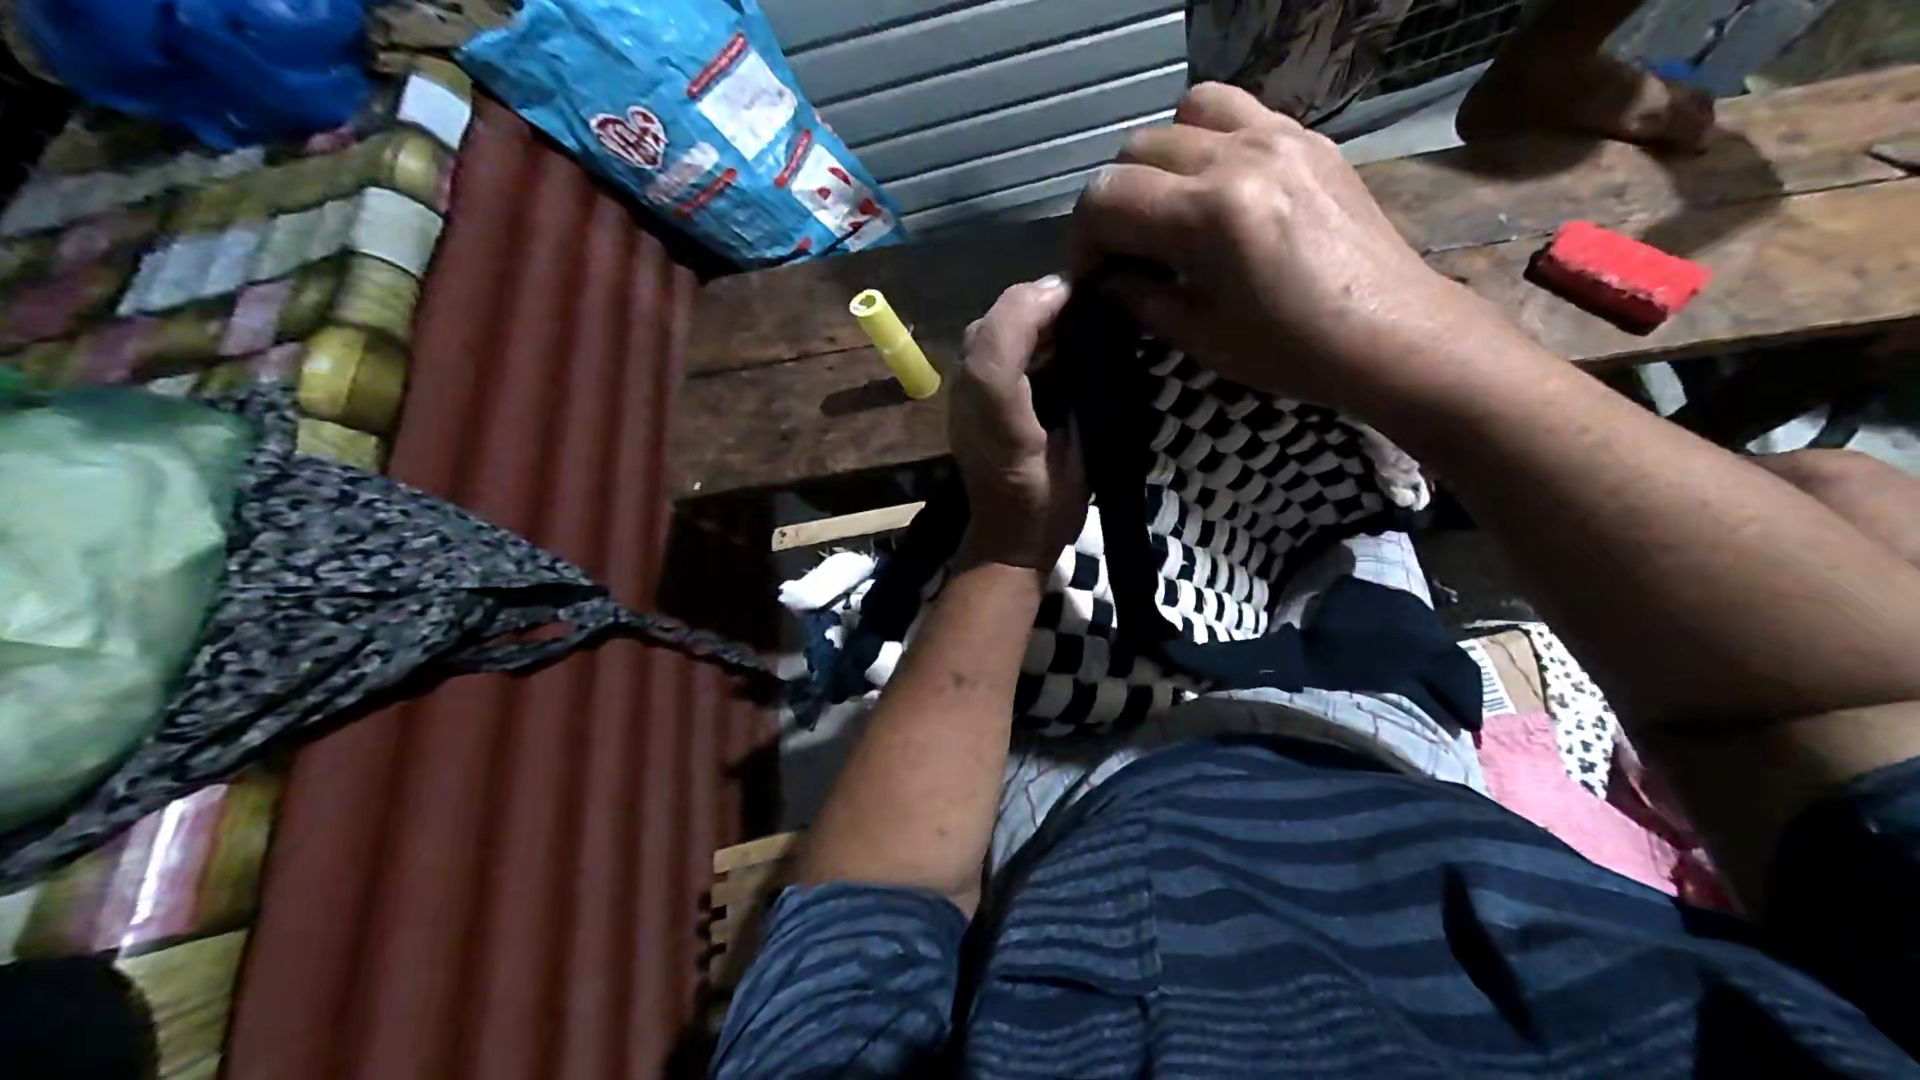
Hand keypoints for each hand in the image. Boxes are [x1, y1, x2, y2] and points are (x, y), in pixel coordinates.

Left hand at [948, 277, 1086, 571]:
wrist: (1005, 540)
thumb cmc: (1050, 507)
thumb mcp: (1081, 456)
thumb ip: (1080, 394)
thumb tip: (1087, 336)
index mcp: (999, 425)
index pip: (995, 347)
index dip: (1032, 308)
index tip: (1078, 292)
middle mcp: (967, 405)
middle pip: (985, 329)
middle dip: (1031, 303)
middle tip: (1079, 300)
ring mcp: (959, 403)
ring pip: (981, 335)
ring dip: (1021, 315)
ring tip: (1065, 315)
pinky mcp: (961, 403)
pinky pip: (982, 352)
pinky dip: (1011, 334)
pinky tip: (1043, 340)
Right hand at [1074, 83, 1529, 416]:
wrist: (1393, 334)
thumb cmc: (1293, 351)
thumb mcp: (1201, 337)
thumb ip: (1140, 299)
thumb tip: (1106, 284)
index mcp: (1209, 215)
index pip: (1106, 198)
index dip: (1082, 240)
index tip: (1091, 277)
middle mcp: (1239, 157)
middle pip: (1135, 151)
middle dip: (1114, 204)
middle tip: (1125, 252)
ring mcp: (1279, 135)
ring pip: (1182, 115)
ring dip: (1158, 161)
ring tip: (1169, 209)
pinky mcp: (1307, 136)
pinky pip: (1235, 110)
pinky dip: (1205, 139)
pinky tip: (1215, 187)